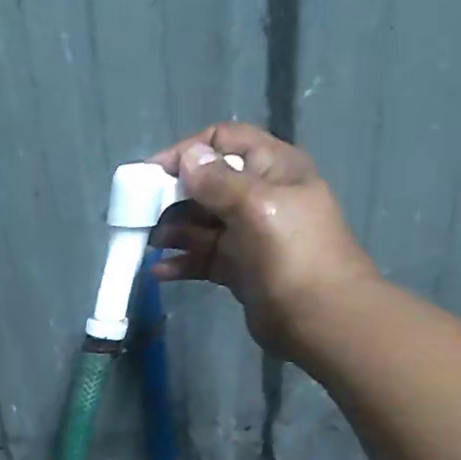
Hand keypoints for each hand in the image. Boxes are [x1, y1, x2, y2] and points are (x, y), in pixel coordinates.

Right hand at [148, 122, 379, 356]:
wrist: (320, 318)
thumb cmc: (293, 254)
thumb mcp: (257, 206)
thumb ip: (219, 181)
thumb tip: (188, 156)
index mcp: (272, 168)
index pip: (224, 140)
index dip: (188, 151)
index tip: (151, 174)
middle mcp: (259, 196)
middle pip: (206, 184)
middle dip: (172, 196)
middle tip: (140, 215)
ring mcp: (248, 235)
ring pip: (200, 224)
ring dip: (172, 231)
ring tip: (148, 244)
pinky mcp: (239, 268)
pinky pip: (202, 258)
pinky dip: (180, 263)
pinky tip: (159, 272)